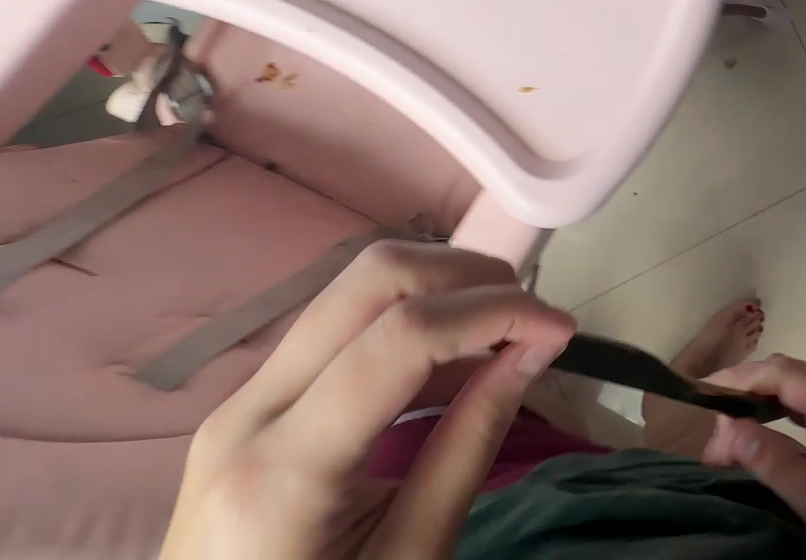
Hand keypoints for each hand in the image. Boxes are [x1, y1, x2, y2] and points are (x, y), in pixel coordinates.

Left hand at [160, 240, 574, 559]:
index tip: (561, 329)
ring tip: (506, 335)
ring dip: (446, 288)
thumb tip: (537, 347)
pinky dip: (418, 319)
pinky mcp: (255, 401)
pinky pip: (347, 325)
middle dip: (471, 275)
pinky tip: (459, 362)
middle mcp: (248, 411)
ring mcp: (244, 399)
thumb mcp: (411, 559)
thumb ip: (472, 443)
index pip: (403, 336)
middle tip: (531, 315)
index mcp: (280, 471)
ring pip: (360, 287)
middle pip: (374, 278)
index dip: (498, 311)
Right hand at [700, 355, 805, 559]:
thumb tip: (727, 429)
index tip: (701, 395)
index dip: (742, 377)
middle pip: (789, 375)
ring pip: (795, 390)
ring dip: (757, 403)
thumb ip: (775, 464)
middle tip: (707, 427)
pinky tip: (755, 434)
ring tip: (722, 433)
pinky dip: (774, 415)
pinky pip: (805, 408)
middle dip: (744, 392)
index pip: (785, 374)